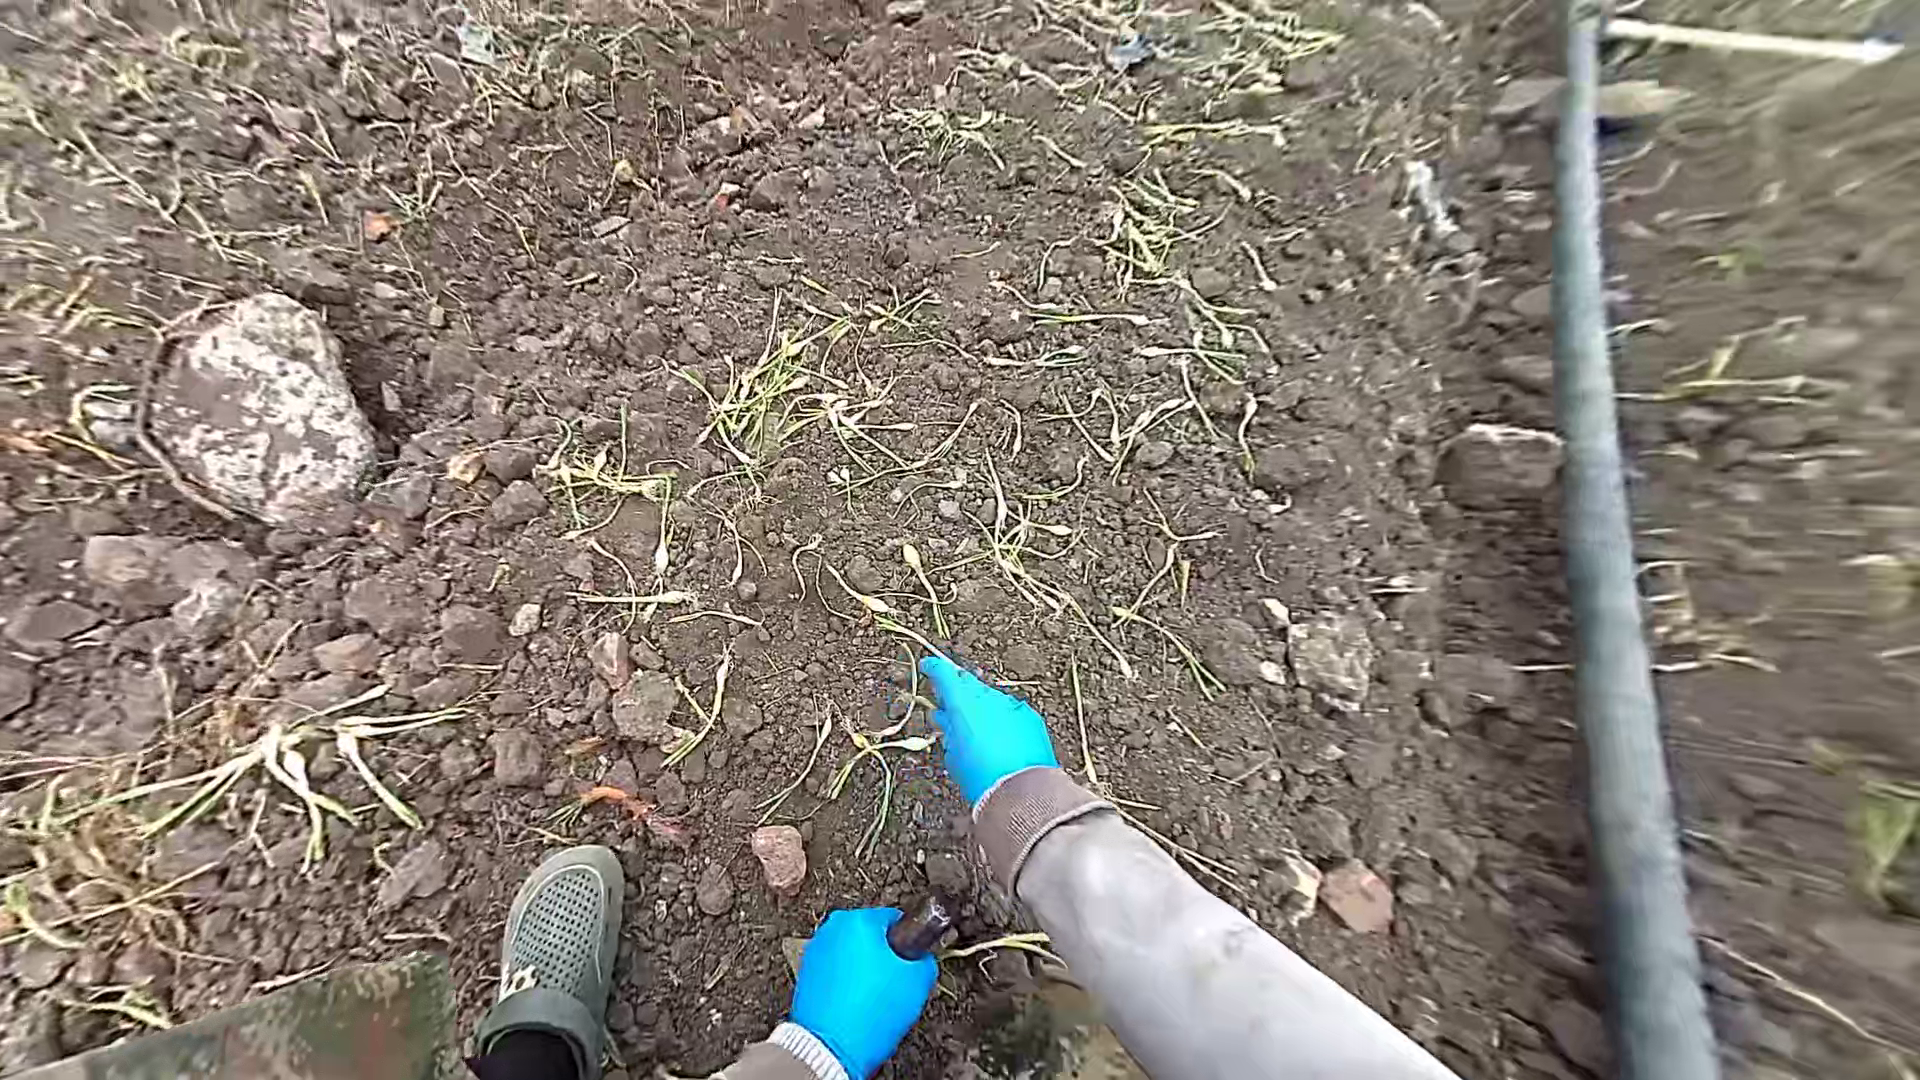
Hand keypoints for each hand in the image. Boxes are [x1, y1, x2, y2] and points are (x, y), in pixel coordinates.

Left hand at [791, 908, 937, 1078]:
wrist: (828, 1052)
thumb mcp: (915, 984)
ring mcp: (817, 950)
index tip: (908, 964)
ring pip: (853, 954)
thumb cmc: (867, 1016)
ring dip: (863, 970)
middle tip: (891, 984)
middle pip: (871, 937)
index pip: (894, 920)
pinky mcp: (806, 972)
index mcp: (860, 920)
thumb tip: (922, 959)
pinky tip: (854, 1003)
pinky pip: (835, 971)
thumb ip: (925, 961)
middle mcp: (835, 927)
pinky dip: (845, 983)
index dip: (906, 944)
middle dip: (883, 957)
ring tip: (870, 998)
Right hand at [919, 654, 1057, 804]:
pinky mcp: (1029, 716)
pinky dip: (1002, 718)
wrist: (1021, 793)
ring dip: (982, 706)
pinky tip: (1000, 737)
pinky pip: (1010, 710)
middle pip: (969, 683)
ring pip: (990, 697)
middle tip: (951, 706)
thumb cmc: (981, 777)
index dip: (935, 668)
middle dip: (959, 691)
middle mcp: (988, 698)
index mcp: (963, 704)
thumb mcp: (953, 754)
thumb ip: (947, 729)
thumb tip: (944, 716)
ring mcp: (1011, 705)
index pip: (945, 674)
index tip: (929, 667)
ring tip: (977, 729)